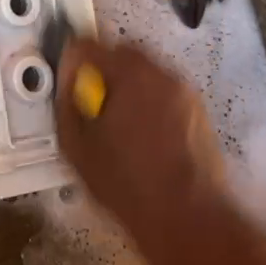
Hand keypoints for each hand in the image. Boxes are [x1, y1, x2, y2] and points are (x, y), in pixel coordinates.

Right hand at [53, 37, 231, 257]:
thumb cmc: (128, 185)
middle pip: (122, 51)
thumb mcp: (77, 147)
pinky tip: (142, 132)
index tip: (68, 75)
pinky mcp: (199, 110)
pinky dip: (150, 100)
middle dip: (103, 67)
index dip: (73, 57)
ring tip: (118, 118)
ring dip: (129, 83)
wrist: (188, 220)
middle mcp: (160, 73)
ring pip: (146, 70)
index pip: (88, 44)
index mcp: (127, 75)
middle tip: (92, 96)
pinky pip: (165, 90)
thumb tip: (66, 81)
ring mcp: (184, 91)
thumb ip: (67, 103)